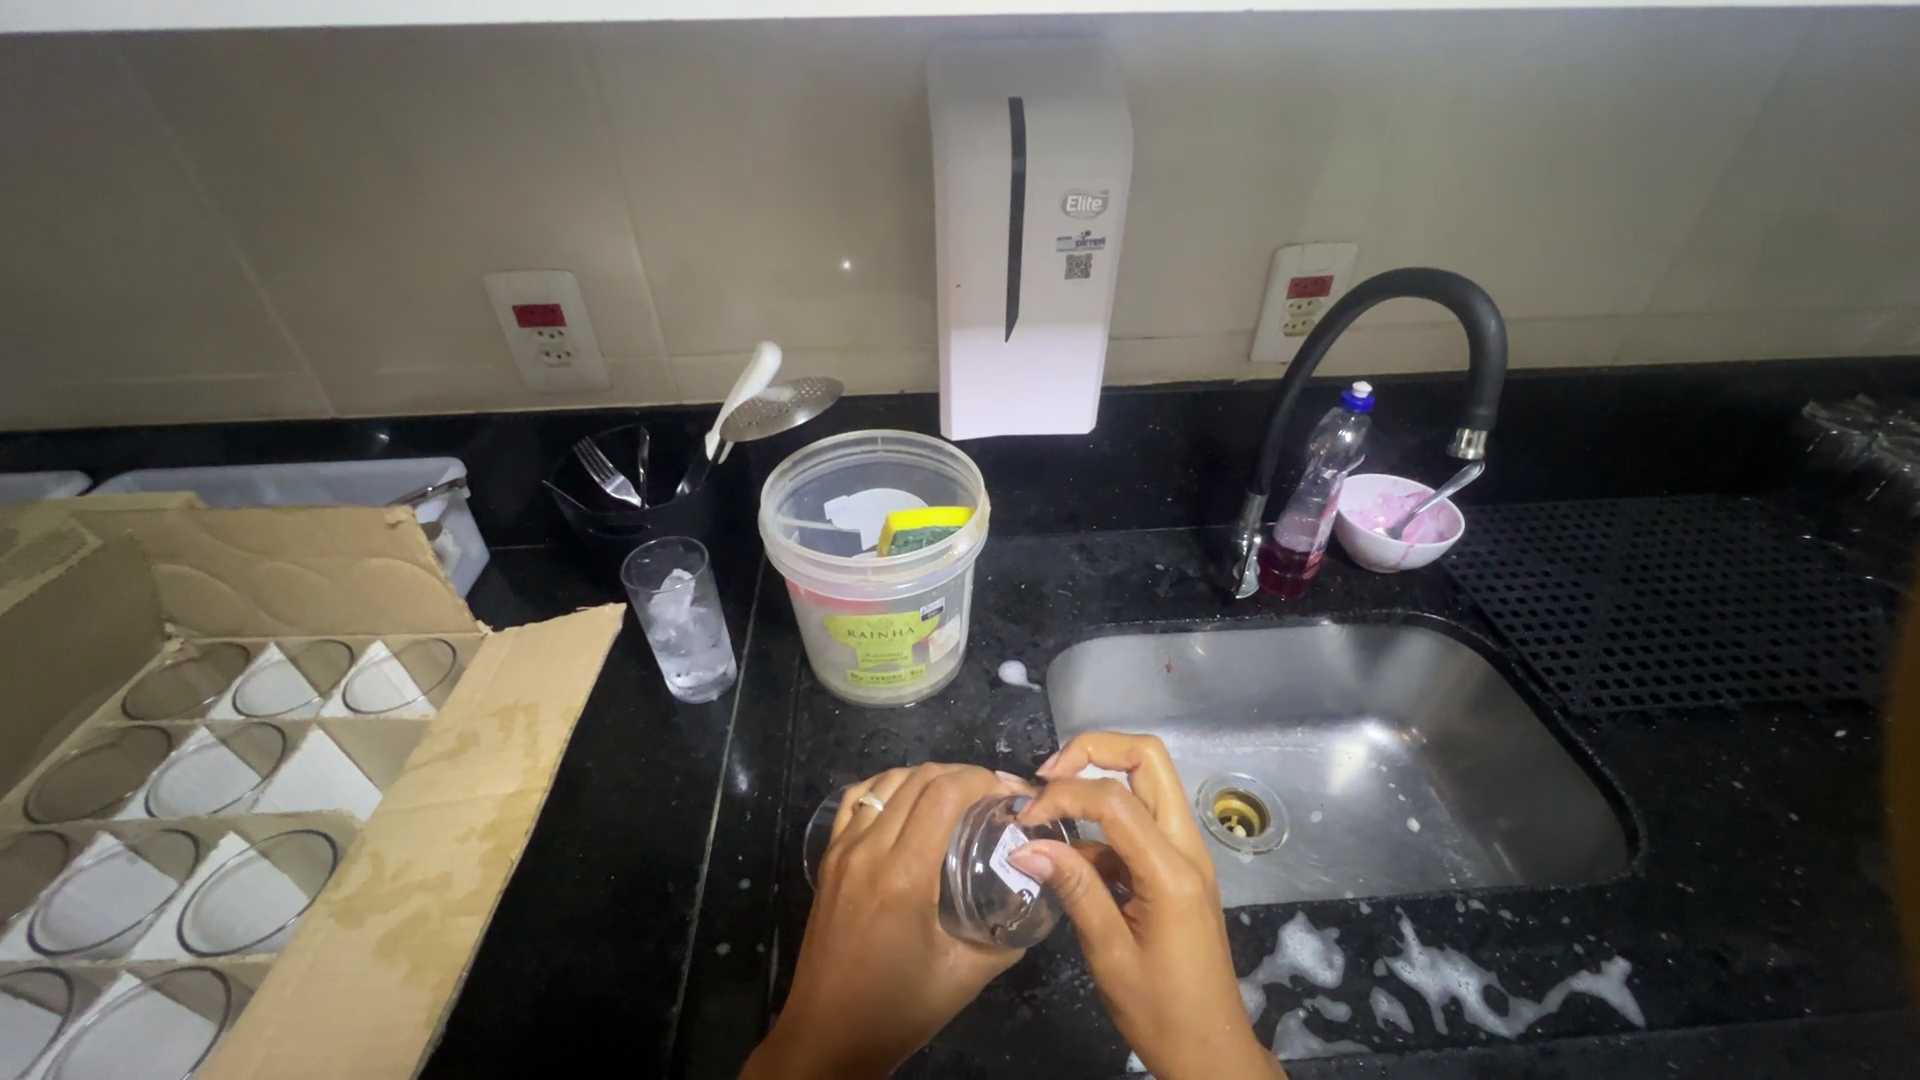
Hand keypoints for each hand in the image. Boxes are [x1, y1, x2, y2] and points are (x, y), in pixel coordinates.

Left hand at [742, 764, 1024, 1079]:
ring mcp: (843, 849)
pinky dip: (888, 787)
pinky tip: (908, 801)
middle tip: (994, 794)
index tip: (1012, 793)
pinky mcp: (828, 857)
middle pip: (919, 779)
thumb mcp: (964, 976)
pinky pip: (857, 800)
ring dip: (927, 777)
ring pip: (887, 782)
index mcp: (904, 875)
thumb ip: (1007, 934)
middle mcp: (869, 849)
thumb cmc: (897, 1009)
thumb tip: (1036, 894)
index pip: (945, 793)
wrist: (826, 1037)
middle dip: (963, 775)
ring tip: (958, 795)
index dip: (982, 779)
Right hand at [1009, 734, 1284, 1079]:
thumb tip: (1025, 844)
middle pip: (1148, 757)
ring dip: (1098, 778)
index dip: (1064, 793)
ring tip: (1050, 807)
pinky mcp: (1177, 865)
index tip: (1026, 818)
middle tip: (1048, 775)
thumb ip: (1074, 888)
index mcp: (1172, 869)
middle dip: (1093, 750)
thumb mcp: (1109, 954)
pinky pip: (1141, 818)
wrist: (1214, 1055)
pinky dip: (1103, 820)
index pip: (1115, 798)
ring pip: (1147, 779)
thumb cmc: (1163, 1012)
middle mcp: (1187, 845)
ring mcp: (1186, 852)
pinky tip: (1071, 853)